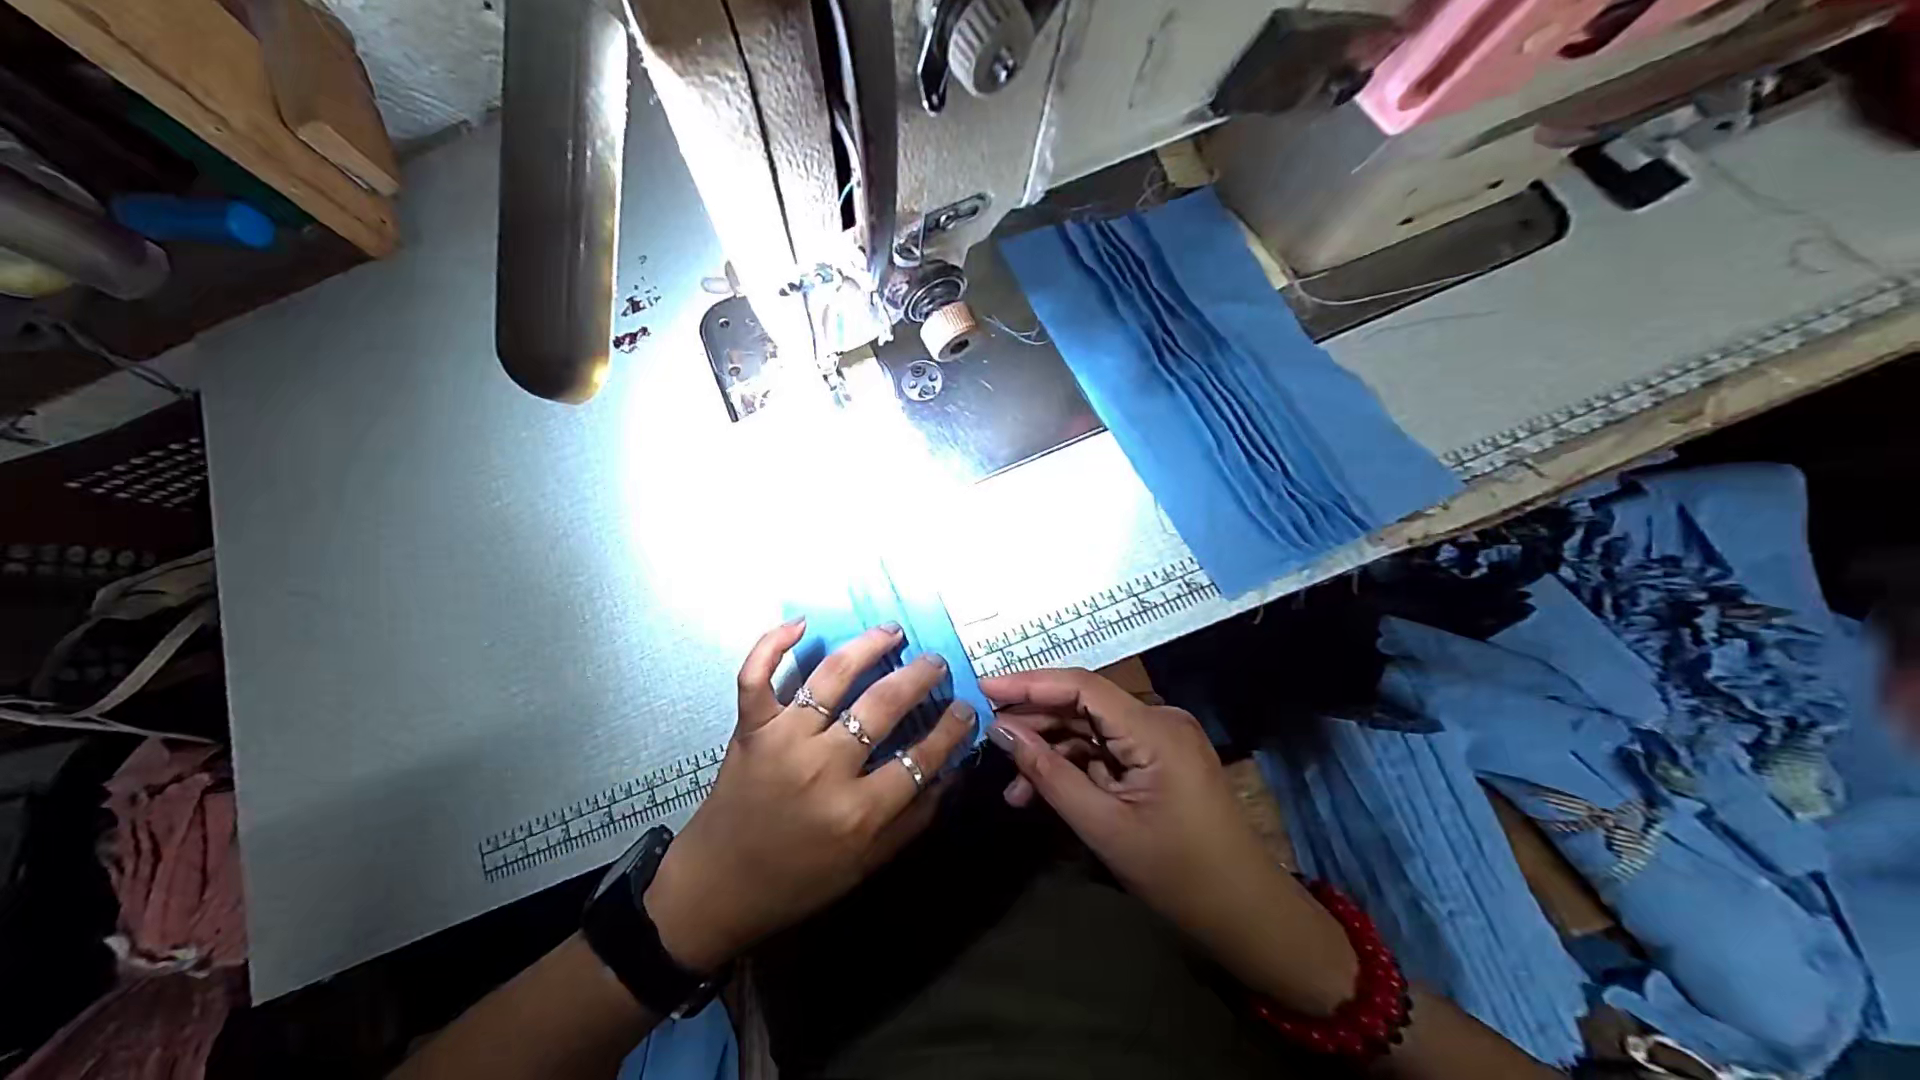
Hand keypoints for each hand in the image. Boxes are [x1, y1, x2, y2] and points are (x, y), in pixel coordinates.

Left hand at [642, 619, 974, 972]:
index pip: (919, 758)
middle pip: (882, 705)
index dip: (951, 729)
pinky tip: (801, 623)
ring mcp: (783, 741)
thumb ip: (913, 821)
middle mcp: (823, 768)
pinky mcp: (749, 728)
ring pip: (831, 676)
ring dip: (868, 646)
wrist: (716, 889)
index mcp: (857, 812)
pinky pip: (757, 676)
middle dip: (919, 677)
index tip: (966, 708)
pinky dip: (773, 644)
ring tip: (892, 632)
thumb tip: (952, 774)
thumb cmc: (798, 880)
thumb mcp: (866, 865)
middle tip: (935, 662)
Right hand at [982, 667, 1357, 1013]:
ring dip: (1051, 752)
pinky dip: (1074, 767)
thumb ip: (1049, 772)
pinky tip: (1043, 791)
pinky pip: (1106, 750)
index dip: (1029, 682)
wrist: (1244, 912)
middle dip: (1035, 723)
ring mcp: (1160, 738)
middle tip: (989, 742)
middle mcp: (1159, 720)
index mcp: (1155, 728)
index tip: (984, 688)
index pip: (1082, 686)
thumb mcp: (1103, 825)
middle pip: (1083, 705)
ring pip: (1091, 729)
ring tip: (1014, 786)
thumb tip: (1002, 731)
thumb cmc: (1177, 873)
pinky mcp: (1158, 758)